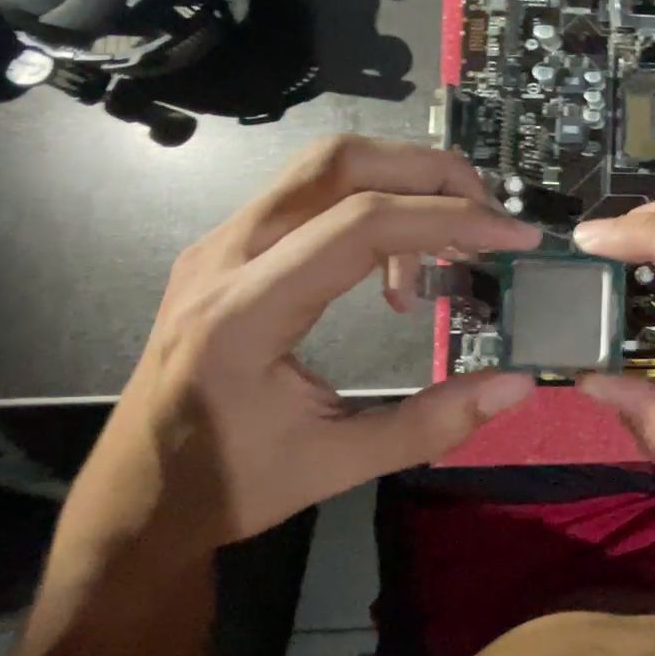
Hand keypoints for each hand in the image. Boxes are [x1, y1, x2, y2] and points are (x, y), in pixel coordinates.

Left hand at [68, 135, 542, 557]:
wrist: (138, 492)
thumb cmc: (231, 482)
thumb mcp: (339, 465)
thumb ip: (432, 423)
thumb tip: (516, 384)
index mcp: (245, 313)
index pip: (360, 225)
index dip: (450, 218)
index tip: (515, 237)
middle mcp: (226, 256)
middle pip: (340, 162)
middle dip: (432, 173)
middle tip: (491, 217)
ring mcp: (222, 244)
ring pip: (325, 167)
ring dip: (404, 183)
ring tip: (454, 240)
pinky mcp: (230, 249)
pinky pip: (311, 195)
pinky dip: (375, 207)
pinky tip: (397, 272)